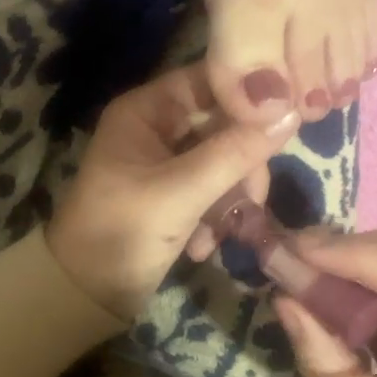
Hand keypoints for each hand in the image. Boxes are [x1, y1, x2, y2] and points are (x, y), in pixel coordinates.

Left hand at [47, 65, 299, 318]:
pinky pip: (213, 189)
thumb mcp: (181, 192)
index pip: (207, 79)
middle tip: (254, 197)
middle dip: (243, 161)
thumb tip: (292, 112)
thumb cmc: (121, 233)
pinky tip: (203, 247)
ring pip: (224, 160)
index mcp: (144, 111)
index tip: (287, 119)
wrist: (84, 297)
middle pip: (222, 122)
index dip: (248, 94)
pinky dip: (215, 216)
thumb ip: (235, 152)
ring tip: (224, 233)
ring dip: (231, 197)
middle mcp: (156, 127)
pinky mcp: (175, 195)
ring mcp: (165, 162)